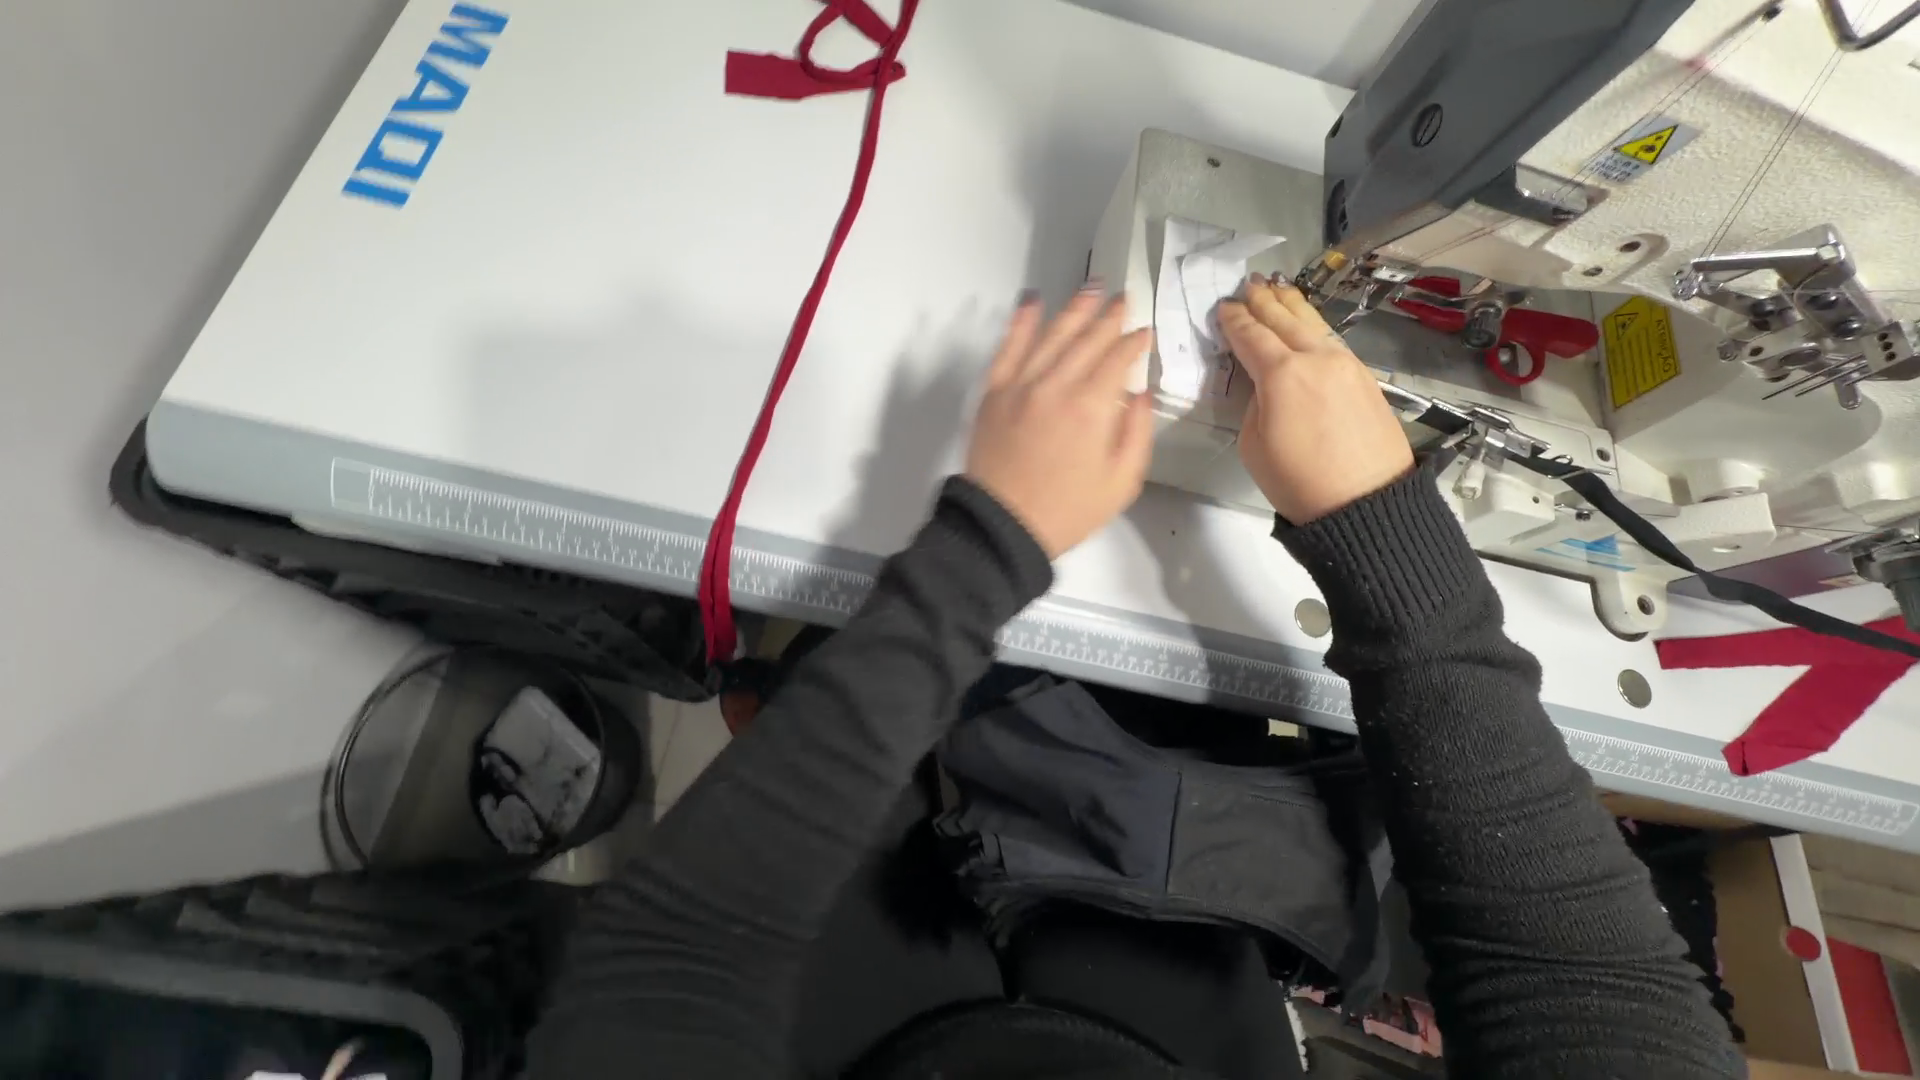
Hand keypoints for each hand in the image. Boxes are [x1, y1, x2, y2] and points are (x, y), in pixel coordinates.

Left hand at [965, 288, 1155, 557]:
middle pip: (1087, 339)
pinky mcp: (994, 393)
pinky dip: (1020, 323)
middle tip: (1123, 298)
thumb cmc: (1066, 511)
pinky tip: (1032, 302)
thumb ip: (1137, 433)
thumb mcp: (1121, 483)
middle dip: (1109, 317)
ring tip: (1092, 287)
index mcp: (1092, 408)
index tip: (1144, 333)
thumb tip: (1141, 393)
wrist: (1002, 527)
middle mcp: (1056, 386)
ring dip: (1074, 309)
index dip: (1134, 342)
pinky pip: (1008, 348)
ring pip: (1051, 335)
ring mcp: (1020, 386)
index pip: (1118, 359)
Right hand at [1219, 278, 1413, 523]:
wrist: (1365, 503)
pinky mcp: (1365, 378)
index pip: (1252, 336)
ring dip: (1292, 305)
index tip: (1223, 307)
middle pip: (1284, 320)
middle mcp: (1316, 358)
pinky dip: (1313, 325)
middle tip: (1248, 285)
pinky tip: (1307, 324)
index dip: (1234, 321)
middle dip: (1263, 301)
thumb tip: (1267, 387)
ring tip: (1277, 289)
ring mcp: (1346, 365)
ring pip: (1314, 324)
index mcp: (1282, 374)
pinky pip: (1331, 340)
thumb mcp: (1253, 444)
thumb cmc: (1298, 481)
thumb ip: (1255, 403)